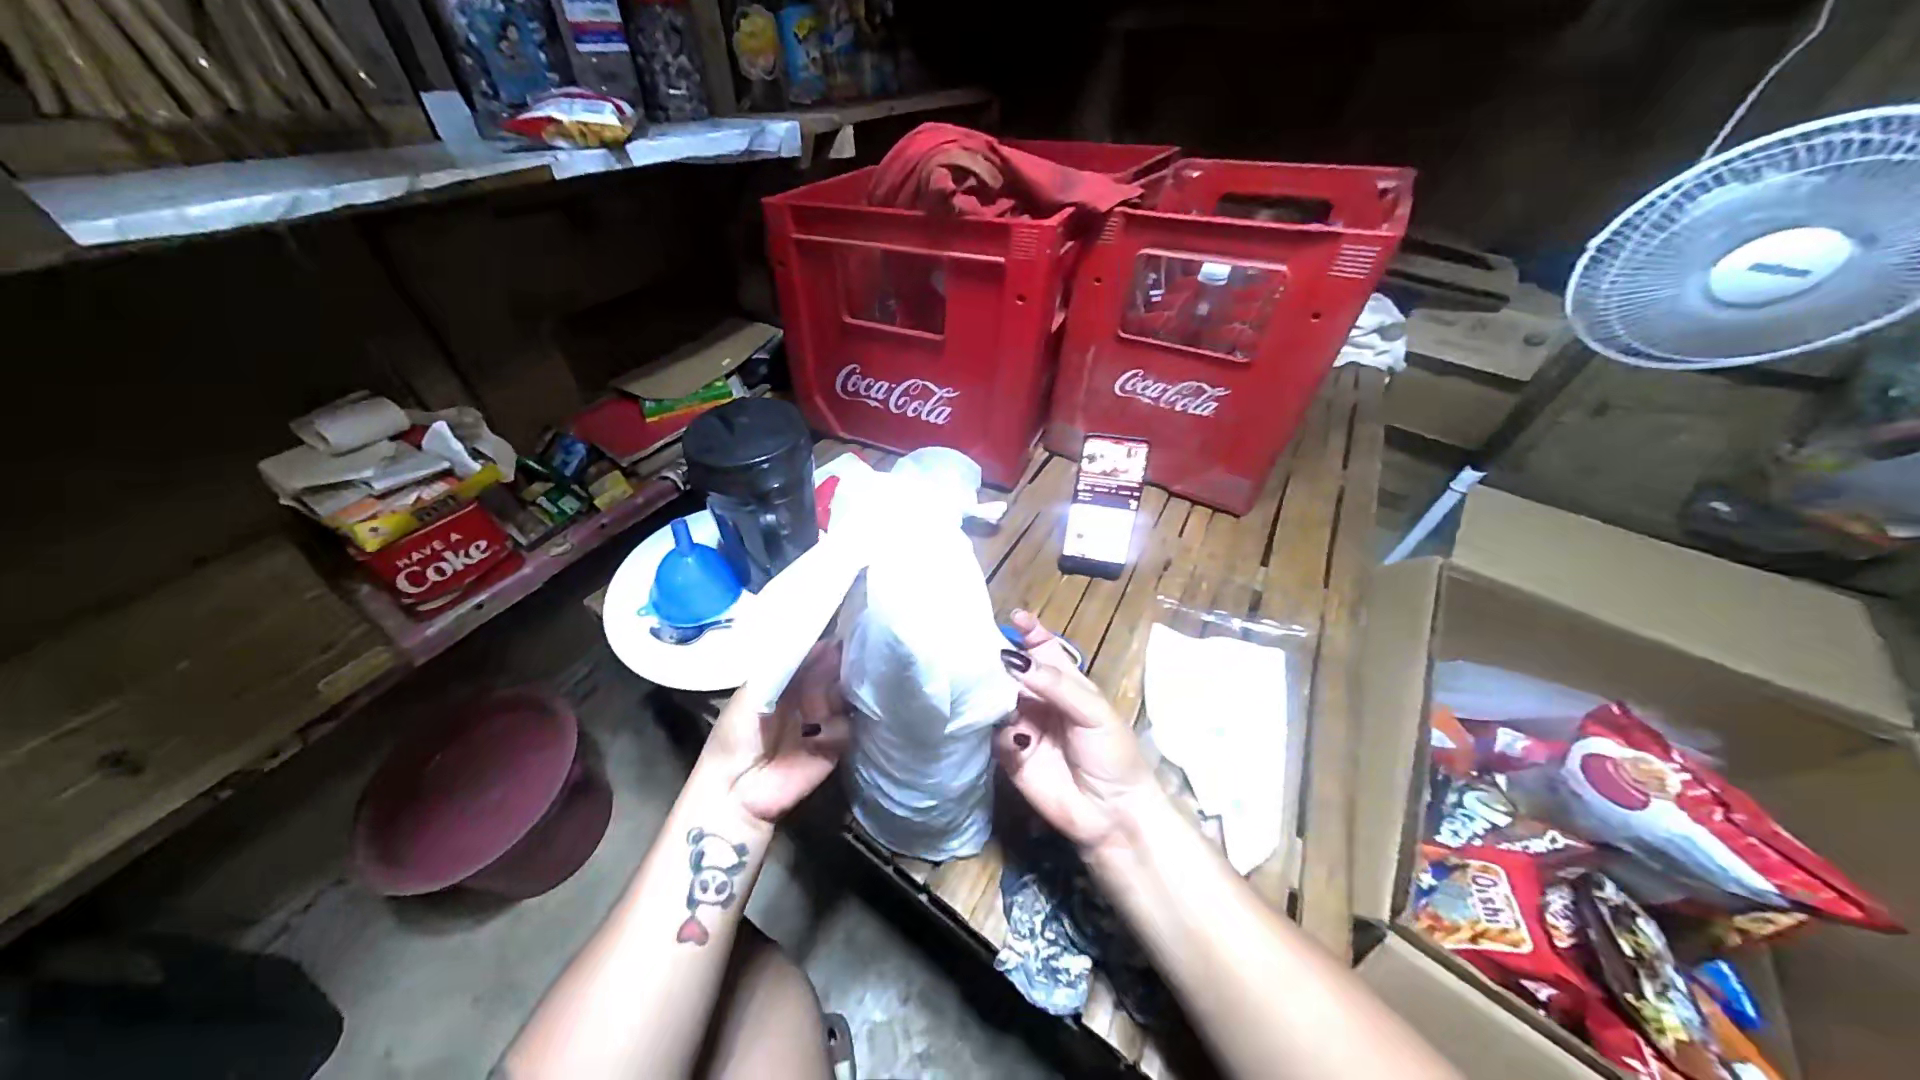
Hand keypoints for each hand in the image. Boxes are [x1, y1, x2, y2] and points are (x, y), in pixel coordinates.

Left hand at [707, 641, 852, 823]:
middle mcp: (808, 696)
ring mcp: (824, 719)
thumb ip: (780, 669)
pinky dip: (840, 725)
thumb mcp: (751, 695)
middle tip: (846, 661)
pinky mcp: (835, 744)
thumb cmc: (735, 738)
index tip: (839, 636)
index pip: (812, 656)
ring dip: (841, 695)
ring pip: (845, 697)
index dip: (825, 647)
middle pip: (834, 674)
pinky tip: (823, 731)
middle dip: (839, 668)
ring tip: (830, 699)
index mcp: (786, 681)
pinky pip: (848, 726)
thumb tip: (812, 644)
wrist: (737, 792)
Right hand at [994, 610, 1158, 852]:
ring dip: (991, 692)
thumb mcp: (1093, 711)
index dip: (1030, 633)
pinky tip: (1011, 732)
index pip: (1042, 651)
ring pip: (997, 701)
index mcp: (1065, 685)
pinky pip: (993, 734)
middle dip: (999, 661)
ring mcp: (1023, 727)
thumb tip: (1013, 660)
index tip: (1014, 617)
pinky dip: (996, 729)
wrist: (1113, 813)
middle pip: (1013, 673)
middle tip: (980, 649)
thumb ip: (1055, 684)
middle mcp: (1039, 701)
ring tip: (984, 684)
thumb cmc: (1113, 753)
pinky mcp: (1009, 756)